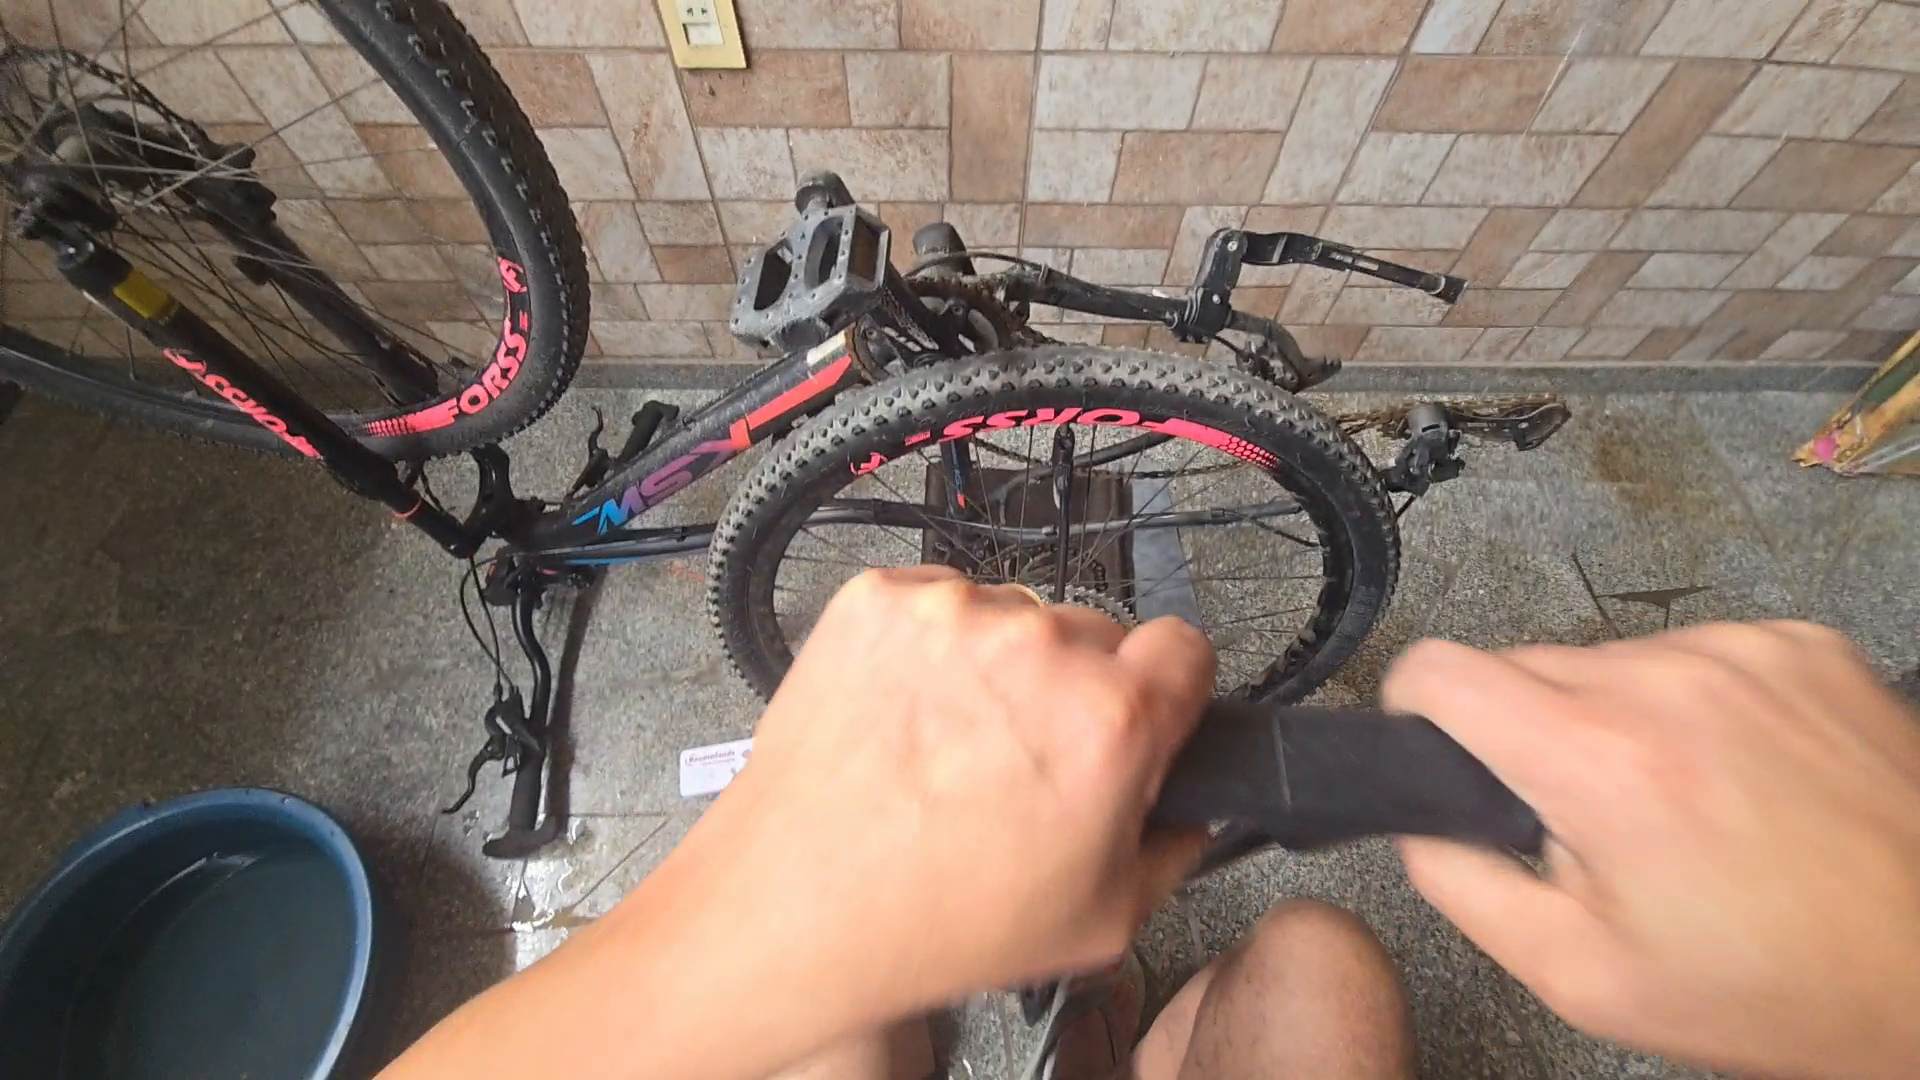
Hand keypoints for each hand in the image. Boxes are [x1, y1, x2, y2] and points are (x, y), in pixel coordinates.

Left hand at [699, 567, 1212, 1009]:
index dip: (1167, 685)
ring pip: (1013, 616)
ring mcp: (950, 610)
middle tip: (1019, 747)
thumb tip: (1183, 798)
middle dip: (1072, 685)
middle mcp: (1033, 646)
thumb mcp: (1097, 917)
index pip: (1184, 647)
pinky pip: (941, 601)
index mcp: (1105, 719)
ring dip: (996, 663)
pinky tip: (908, 706)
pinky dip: (933, 643)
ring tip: (948, 733)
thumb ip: (1171, 844)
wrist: (794, 896)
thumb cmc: (932, 918)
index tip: (1140, 704)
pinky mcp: (883, 597)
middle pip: (1093, 633)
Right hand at [1386, 623, 1919, 1079]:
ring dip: (1601, 716)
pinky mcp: (1795, 645)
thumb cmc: (1777, 990)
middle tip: (1586, 806)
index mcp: (1599, 759)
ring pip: (1590, 660)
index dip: (1416, 704)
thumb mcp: (1572, 971)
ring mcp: (1738, 654)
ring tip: (1670, 789)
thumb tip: (1415, 812)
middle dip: (1523, 729)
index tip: (1441, 741)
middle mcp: (1664, 683)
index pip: (1436, 670)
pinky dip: (1677, 702)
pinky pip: (1672, 652)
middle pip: (1511, 666)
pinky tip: (1727, 763)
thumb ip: (1451, 878)